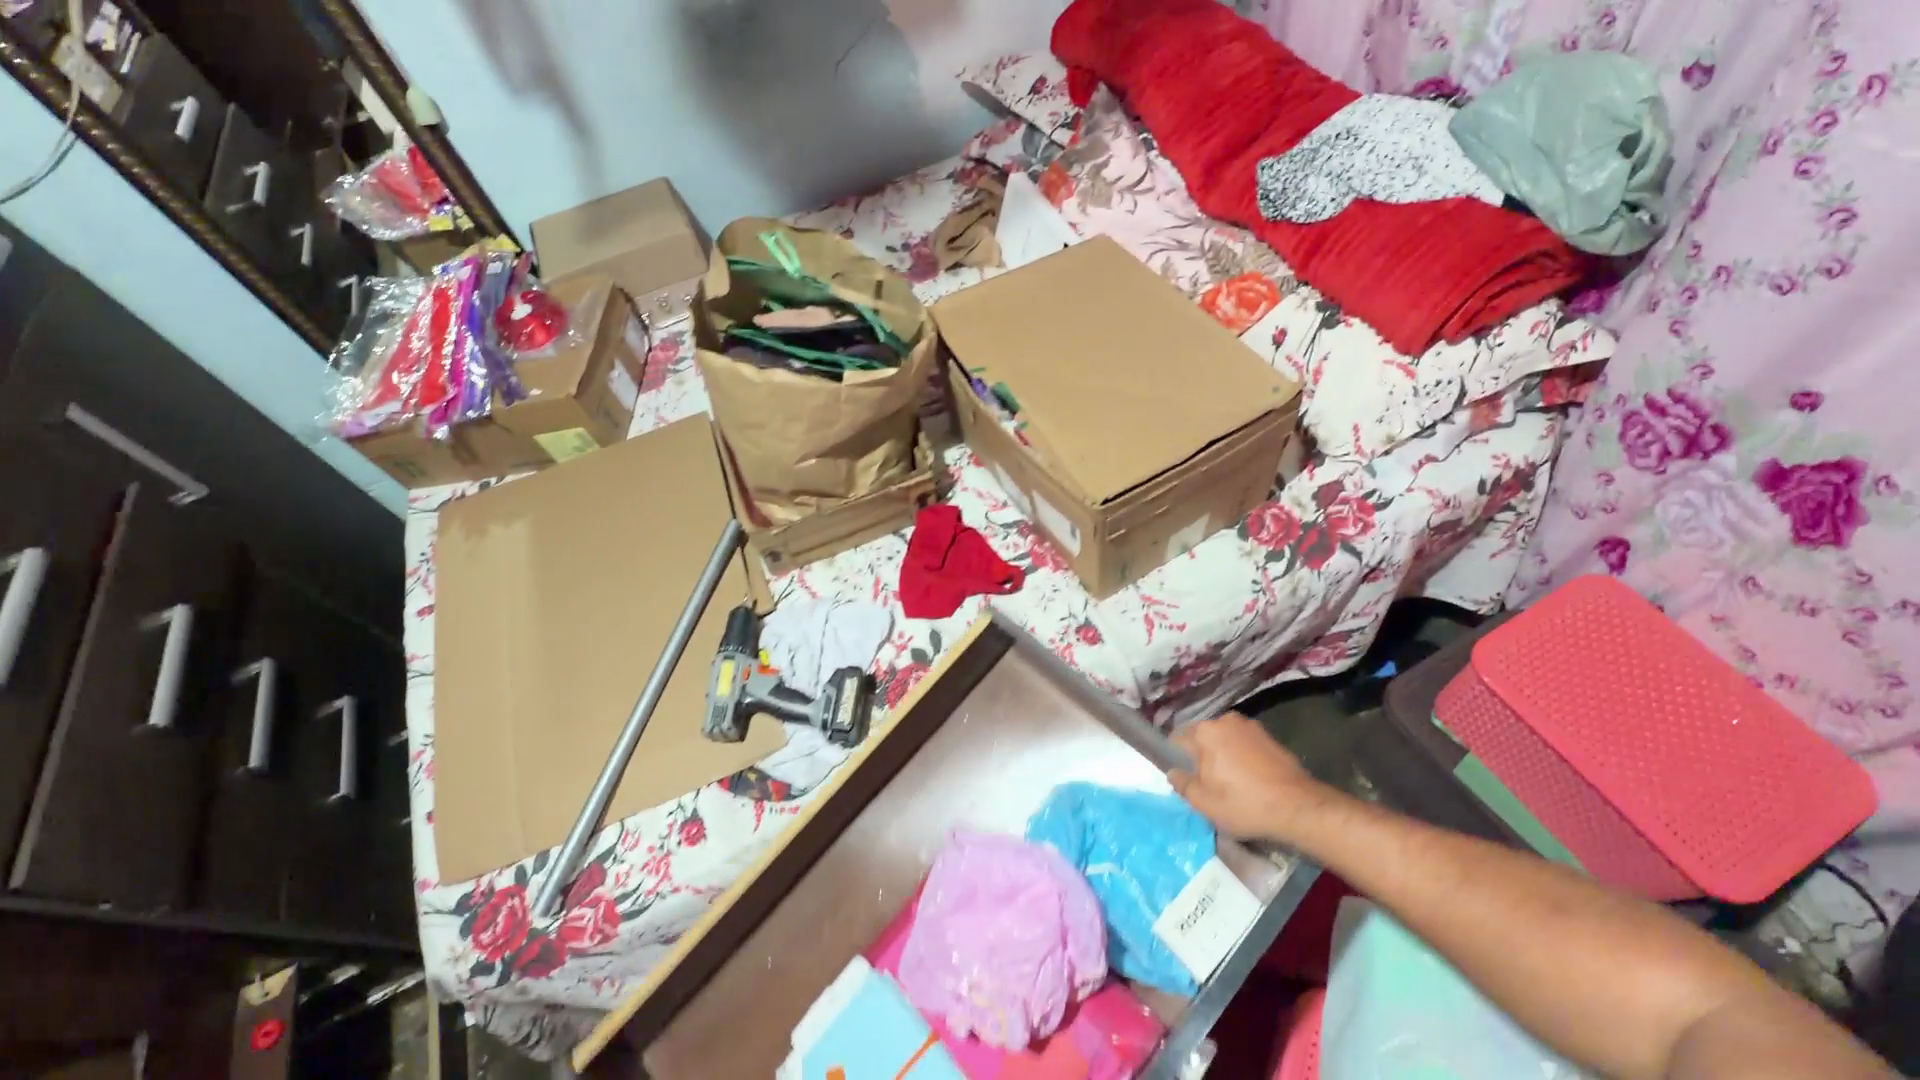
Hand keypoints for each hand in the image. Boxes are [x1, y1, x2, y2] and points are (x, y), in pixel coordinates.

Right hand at [1169, 711, 1329, 842]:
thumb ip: (1182, 784)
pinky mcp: (1269, 736)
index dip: (1177, 760)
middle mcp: (1225, 721)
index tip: (1185, 778)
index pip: (1176, 740)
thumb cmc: (1244, 804)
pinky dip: (1242, 757)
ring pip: (1224, 740)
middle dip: (1201, 756)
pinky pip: (1244, 744)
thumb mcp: (1204, 803)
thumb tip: (1174, 773)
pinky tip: (1250, 778)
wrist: (1297, 806)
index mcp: (1205, 732)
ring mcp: (1250, 726)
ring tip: (1231, 782)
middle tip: (1208, 784)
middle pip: (1202, 738)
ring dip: (1223, 755)